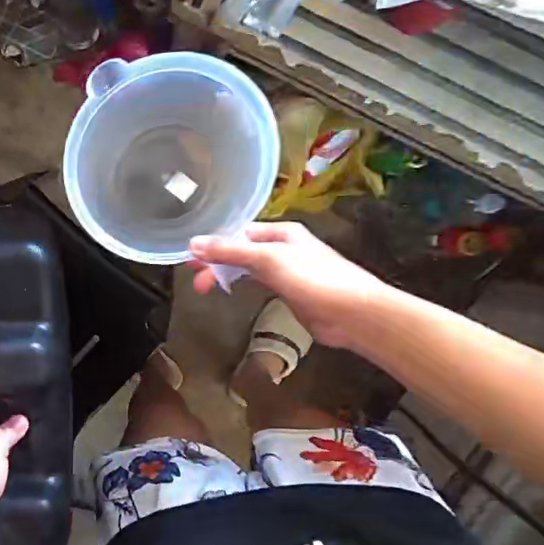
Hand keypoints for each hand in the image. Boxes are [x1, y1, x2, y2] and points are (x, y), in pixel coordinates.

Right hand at [190, 222, 388, 350]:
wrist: (353, 313)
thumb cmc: (313, 279)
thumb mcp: (267, 259)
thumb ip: (230, 251)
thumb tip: (193, 243)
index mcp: (281, 232)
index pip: (238, 232)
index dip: (213, 243)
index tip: (190, 257)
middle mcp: (283, 247)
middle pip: (240, 249)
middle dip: (215, 261)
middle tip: (194, 278)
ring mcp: (287, 270)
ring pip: (248, 267)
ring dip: (226, 274)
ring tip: (205, 288)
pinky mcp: (290, 292)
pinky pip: (258, 282)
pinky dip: (242, 284)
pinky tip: (231, 291)